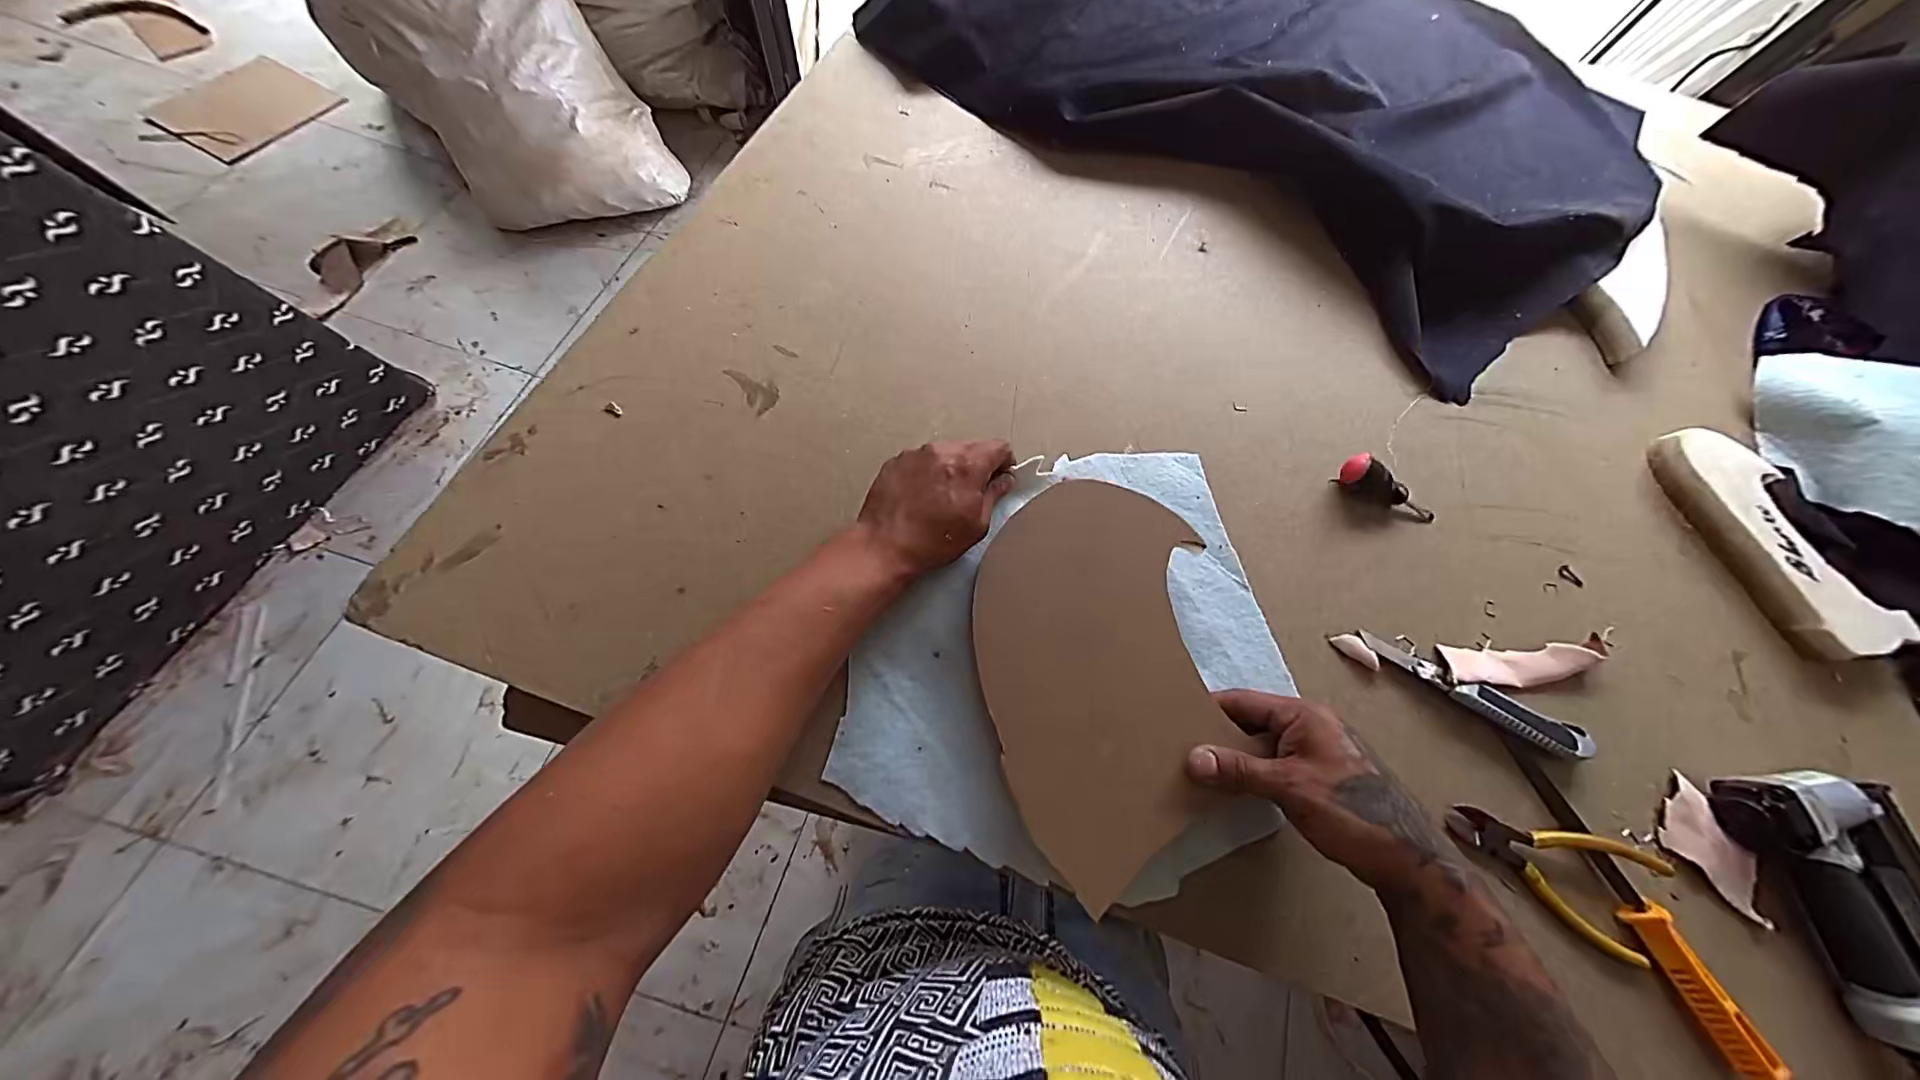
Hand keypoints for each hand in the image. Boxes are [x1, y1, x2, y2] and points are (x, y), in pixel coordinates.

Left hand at [855, 440, 1016, 578]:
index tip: (1000, 476)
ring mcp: (916, 454)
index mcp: (967, 465)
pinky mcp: (897, 462)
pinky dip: (927, 473)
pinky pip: (922, 460)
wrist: (886, 546)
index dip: (1004, 463)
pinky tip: (923, 497)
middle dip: (976, 467)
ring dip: (950, 469)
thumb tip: (1002, 482)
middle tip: (971, 493)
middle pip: (971, 447)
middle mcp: (941, 452)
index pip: (998, 448)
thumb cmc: (929, 541)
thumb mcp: (976, 524)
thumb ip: (993, 495)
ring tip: (943, 499)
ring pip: (945, 452)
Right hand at [1186, 691, 1454, 892]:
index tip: (1176, 720)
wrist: (1409, 860)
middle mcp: (1309, 726)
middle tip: (1183, 748)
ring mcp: (1315, 752)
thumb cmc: (1354, 812)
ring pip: (1261, 746)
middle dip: (1219, 735)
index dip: (1210, 710)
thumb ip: (1239, 770)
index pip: (1243, 701)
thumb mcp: (1288, 787)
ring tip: (1201, 769)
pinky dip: (1252, 773)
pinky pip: (1273, 765)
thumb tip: (1194, 758)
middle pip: (1251, 722)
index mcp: (1304, 715)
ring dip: (1235, 758)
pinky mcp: (1318, 777)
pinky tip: (1233, 788)